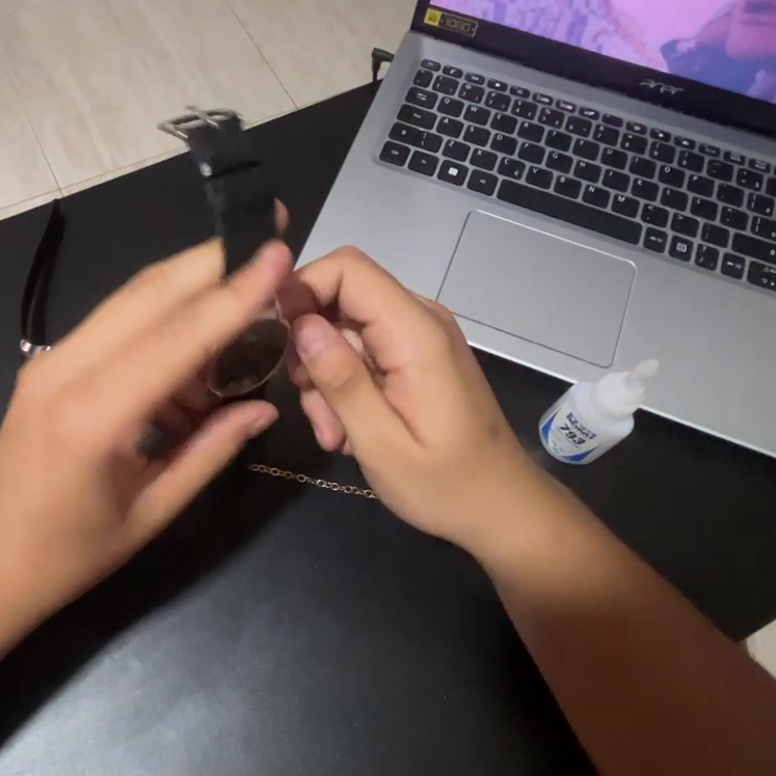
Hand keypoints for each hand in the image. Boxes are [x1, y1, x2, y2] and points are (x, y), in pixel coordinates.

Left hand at [0, 235, 290, 615]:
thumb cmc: (71, 553)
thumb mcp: (152, 511)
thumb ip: (212, 451)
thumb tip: (266, 408)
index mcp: (94, 417)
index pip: (178, 336)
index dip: (234, 293)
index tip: (277, 253)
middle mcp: (66, 370)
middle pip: (150, 293)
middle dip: (214, 261)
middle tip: (267, 240)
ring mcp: (50, 359)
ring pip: (131, 298)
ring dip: (191, 287)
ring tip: (245, 300)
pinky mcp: (47, 362)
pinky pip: (115, 322)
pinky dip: (162, 318)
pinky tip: (196, 349)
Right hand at [281, 248, 564, 558]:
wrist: (501, 506)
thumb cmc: (446, 485)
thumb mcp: (381, 444)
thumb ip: (341, 380)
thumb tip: (300, 324)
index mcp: (416, 333)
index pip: (347, 269)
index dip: (301, 289)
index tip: (274, 340)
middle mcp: (420, 319)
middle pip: (340, 297)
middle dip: (309, 347)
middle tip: (311, 408)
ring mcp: (419, 336)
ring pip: (344, 329)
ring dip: (325, 377)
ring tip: (335, 435)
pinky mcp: (415, 355)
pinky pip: (363, 350)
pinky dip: (345, 384)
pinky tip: (349, 432)